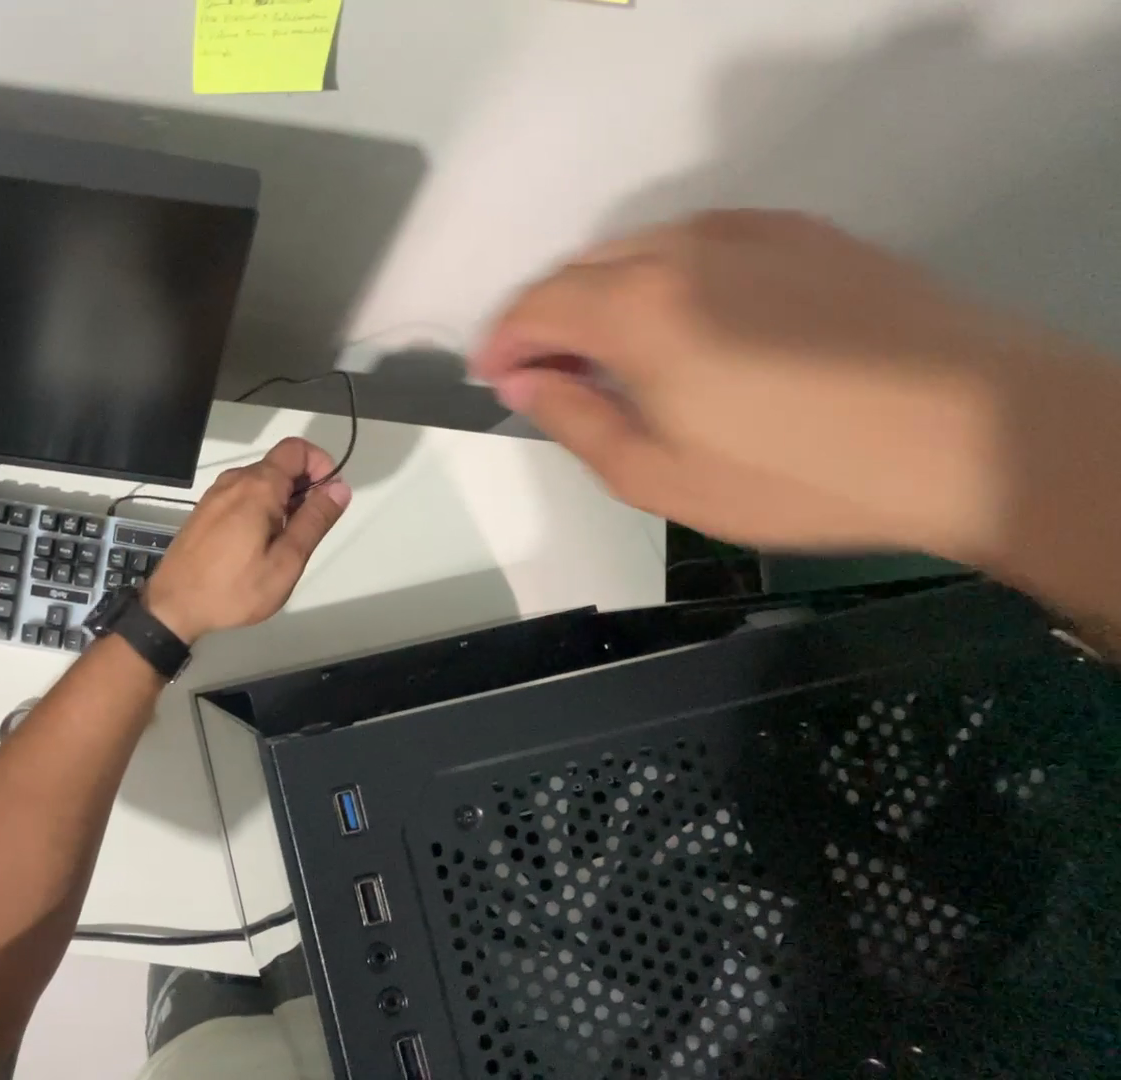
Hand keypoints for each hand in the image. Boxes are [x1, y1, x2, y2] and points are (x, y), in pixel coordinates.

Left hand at [143, 437, 351, 643]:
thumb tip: (340, 488)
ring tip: (283, 545)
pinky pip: (243, 496)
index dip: (322, 465)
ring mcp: (216, 495)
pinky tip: (259, 546)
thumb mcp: (286, 561)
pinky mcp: (206, 511)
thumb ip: (315, 521)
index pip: (297, 449)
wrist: (173, 606)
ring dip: (283, 502)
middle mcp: (234, 481)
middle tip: (307, 532)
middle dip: (305, 488)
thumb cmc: (234, 589)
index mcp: (257, 486)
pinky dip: (261, 509)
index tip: (329, 499)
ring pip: (261, 482)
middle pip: (280, 465)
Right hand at [473, 210, 1111, 563]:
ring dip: (597, 295)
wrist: (979, 436)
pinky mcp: (803, 236)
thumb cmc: (791, 474)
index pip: (533, 308)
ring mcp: (748, 234)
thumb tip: (522, 382)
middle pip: (577, 271)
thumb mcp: (652, 474)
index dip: (500, 345)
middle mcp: (682, 250)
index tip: (490, 380)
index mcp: (637, 309)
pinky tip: (678, 322)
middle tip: (541, 374)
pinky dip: (658, 276)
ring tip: (603, 352)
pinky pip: (696, 242)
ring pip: (634, 250)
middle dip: (541, 320)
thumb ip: (570, 418)